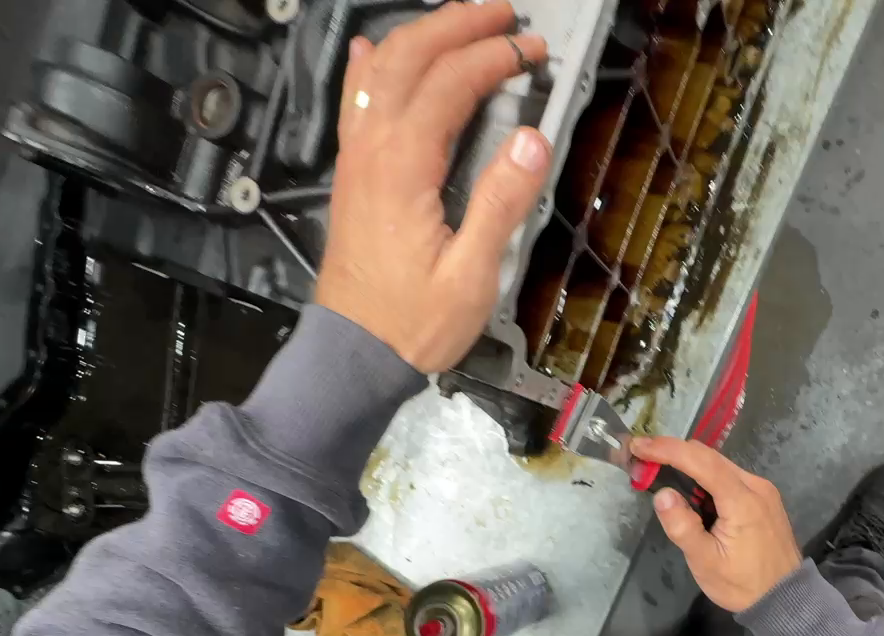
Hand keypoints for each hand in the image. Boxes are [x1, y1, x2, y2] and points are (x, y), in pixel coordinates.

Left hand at [314, 2, 551, 374]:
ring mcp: (355, 161)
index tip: (532, 52)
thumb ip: (500, 204)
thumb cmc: (415, 323)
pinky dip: (368, 68)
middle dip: (458, 25)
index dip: (495, 58)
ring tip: (458, 22)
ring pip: (378, 71)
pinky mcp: (351, 178)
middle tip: (501, 14)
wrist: (357, 353)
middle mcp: (372, 150)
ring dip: (420, 36)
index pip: (451, 84)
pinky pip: (354, 104)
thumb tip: (532, 139)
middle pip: (409, 58)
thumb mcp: (471, 275)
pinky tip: (371, 52)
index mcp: (404, 166)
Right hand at [630, 437, 802, 612]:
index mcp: (742, 500)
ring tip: (659, 476)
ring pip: (719, 465)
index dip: (667, 449)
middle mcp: (756, 486)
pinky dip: (704, 477)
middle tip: (641, 461)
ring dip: (688, 466)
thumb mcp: (706, 563)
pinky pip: (729, 477)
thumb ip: (683, 527)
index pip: (701, 461)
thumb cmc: (742, 584)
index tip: (638, 446)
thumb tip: (661, 494)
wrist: (785, 599)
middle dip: (673, 453)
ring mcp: (762, 490)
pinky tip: (689, 492)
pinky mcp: (763, 497)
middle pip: (709, 457)